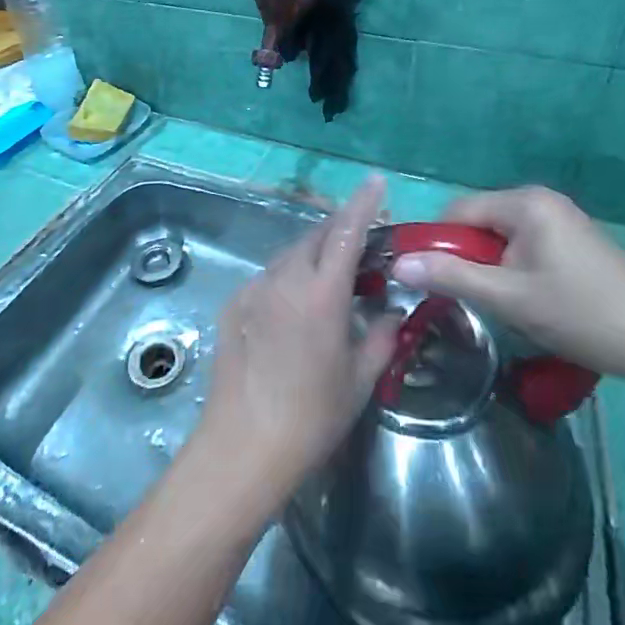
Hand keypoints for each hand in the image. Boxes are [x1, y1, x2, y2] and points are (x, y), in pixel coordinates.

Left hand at [196, 176, 400, 498]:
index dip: (363, 204)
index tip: (376, 181)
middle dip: (340, 232)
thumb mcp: (360, 378)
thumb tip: (390, 313)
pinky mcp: (233, 304)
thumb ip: (380, 337)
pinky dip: (289, 278)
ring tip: (333, 280)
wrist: (244, 443)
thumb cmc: (311, 415)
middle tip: (364, 248)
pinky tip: (296, 308)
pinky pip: (268, 278)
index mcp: (320, 293)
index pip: (346, 233)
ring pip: (289, 256)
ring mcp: (253, 290)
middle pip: (315, 238)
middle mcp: (283, 280)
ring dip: (314, 256)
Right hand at [390, 186, 624, 380]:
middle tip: (477, 296)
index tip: (438, 281)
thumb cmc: (578, 314)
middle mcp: (541, 199)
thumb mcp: (506, 298)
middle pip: (478, 221)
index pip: (457, 211)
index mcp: (524, 202)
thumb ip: (449, 276)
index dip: (439, 244)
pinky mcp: (573, 238)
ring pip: (499, 236)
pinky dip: (513, 267)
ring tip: (504, 301)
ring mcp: (560, 217)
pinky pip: (522, 243)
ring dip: (490, 265)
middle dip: (468, 257)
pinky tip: (529, 297)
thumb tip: (397, 263)